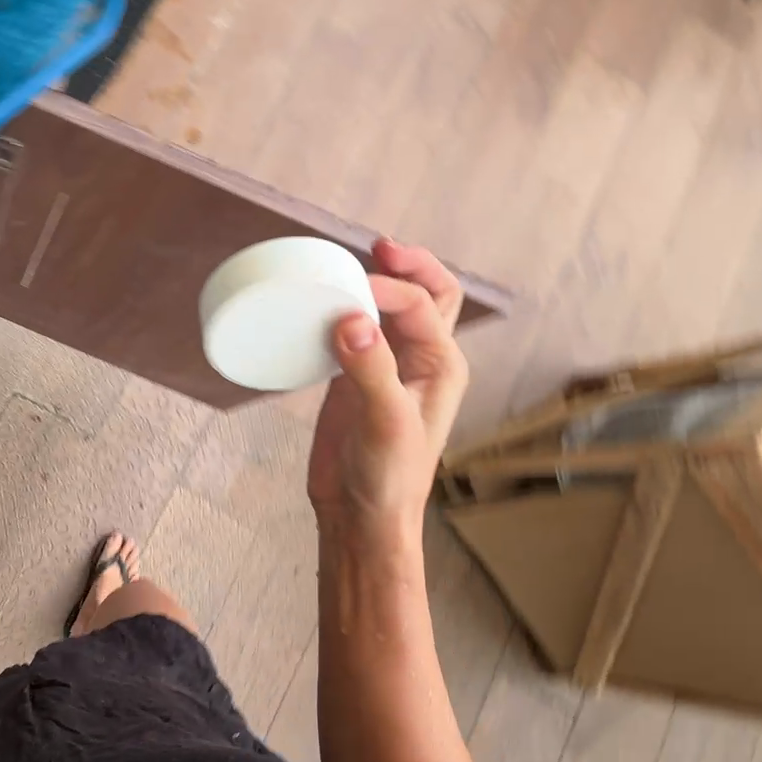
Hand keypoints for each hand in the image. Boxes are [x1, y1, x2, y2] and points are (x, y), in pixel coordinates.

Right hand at [307, 240, 468, 540]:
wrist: (360, 514)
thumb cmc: (388, 477)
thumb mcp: (384, 423)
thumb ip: (371, 369)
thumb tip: (351, 318)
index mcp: (440, 365)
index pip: (419, 305)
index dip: (387, 288)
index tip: (346, 291)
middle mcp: (419, 360)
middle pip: (429, 295)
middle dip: (410, 266)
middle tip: (378, 247)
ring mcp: (386, 369)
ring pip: (392, 311)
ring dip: (378, 285)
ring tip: (347, 266)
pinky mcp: (352, 380)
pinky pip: (354, 334)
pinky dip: (342, 314)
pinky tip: (320, 309)